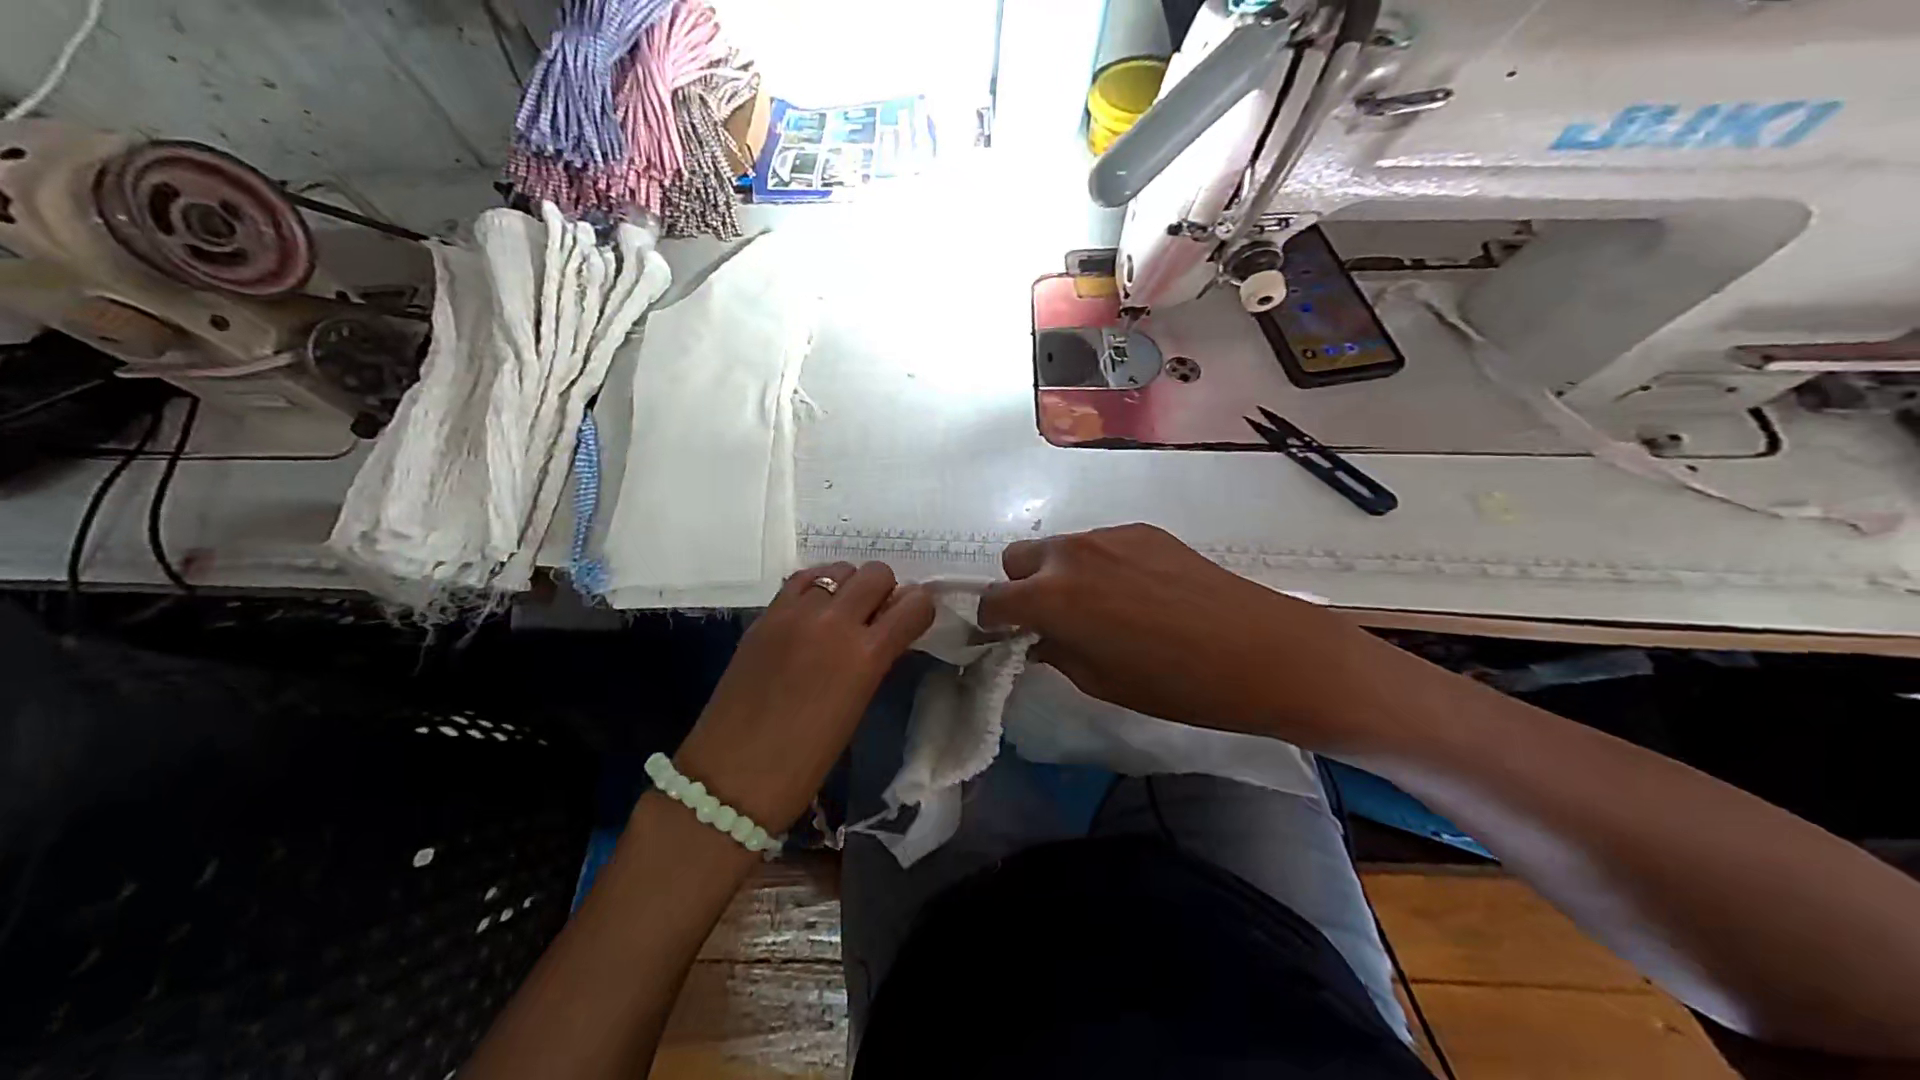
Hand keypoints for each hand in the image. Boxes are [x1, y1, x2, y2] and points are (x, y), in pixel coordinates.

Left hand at [673, 562, 933, 831]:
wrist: (732, 776)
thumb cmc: (806, 761)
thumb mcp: (857, 707)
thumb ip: (875, 661)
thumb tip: (886, 636)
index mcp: (866, 655)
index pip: (914, 605)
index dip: (920, 609)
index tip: (914, 621)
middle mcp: (834, 622)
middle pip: (877, 573)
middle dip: (886, 592)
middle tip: (877, 617)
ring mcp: (794, 613)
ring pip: (839, 570)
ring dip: (850, 587)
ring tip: (842, 615)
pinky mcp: (765, 615)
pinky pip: (802, 581)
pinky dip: (817, 588)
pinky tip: (813, 611)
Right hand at [977, 524, 1394, 749]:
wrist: (1259, 650)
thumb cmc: (1174, 683)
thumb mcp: (1099, 681)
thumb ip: (1055, 650)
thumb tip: (1037, 637)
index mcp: (1050, 596)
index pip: (992, 599)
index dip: (993, 623)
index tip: (1008, 639)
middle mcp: (1070, 553)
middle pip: (1018, 559)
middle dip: (1022, 588)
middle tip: (1051, 620)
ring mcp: (1108, 535)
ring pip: (1060, 549)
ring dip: (1060, 574)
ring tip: (1099, 607)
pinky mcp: (1142, 530)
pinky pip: (1100, 545)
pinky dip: (1099, 565)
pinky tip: (1137, 594)